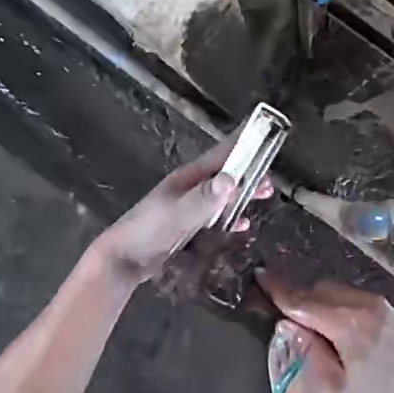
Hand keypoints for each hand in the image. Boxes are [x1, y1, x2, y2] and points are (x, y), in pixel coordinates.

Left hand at [92, 134, 272, 281]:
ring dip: (242, 194)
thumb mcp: (179, 212)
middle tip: (269, 179)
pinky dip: (230, 217)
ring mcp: (188, 207)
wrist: (123, 259)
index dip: (242, 144)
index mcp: (188, 177)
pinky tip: (242, 224)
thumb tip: (233, 178)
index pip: (220, 154)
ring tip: (263, 194)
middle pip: (224, 174)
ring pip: (221, 195)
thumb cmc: (149, 230)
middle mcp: (190, 188)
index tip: (262, 133)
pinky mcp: (187, 226)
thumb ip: (205, 197)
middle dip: (247, 172)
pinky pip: (215, 217)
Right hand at [258, 273, 393, 392]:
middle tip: (290, 326)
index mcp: (348, 322)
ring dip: (323, 306)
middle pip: (321, 290)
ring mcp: (387, 308)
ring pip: (341, 294)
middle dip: (301, 301)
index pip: (303, 299)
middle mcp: (367, 304)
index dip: (278, 289)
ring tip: (319, 337)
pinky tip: (347, 338)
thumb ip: (306, 357)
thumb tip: (287, 326)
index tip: (259, 276)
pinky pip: (360, 303)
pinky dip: (343, 310)